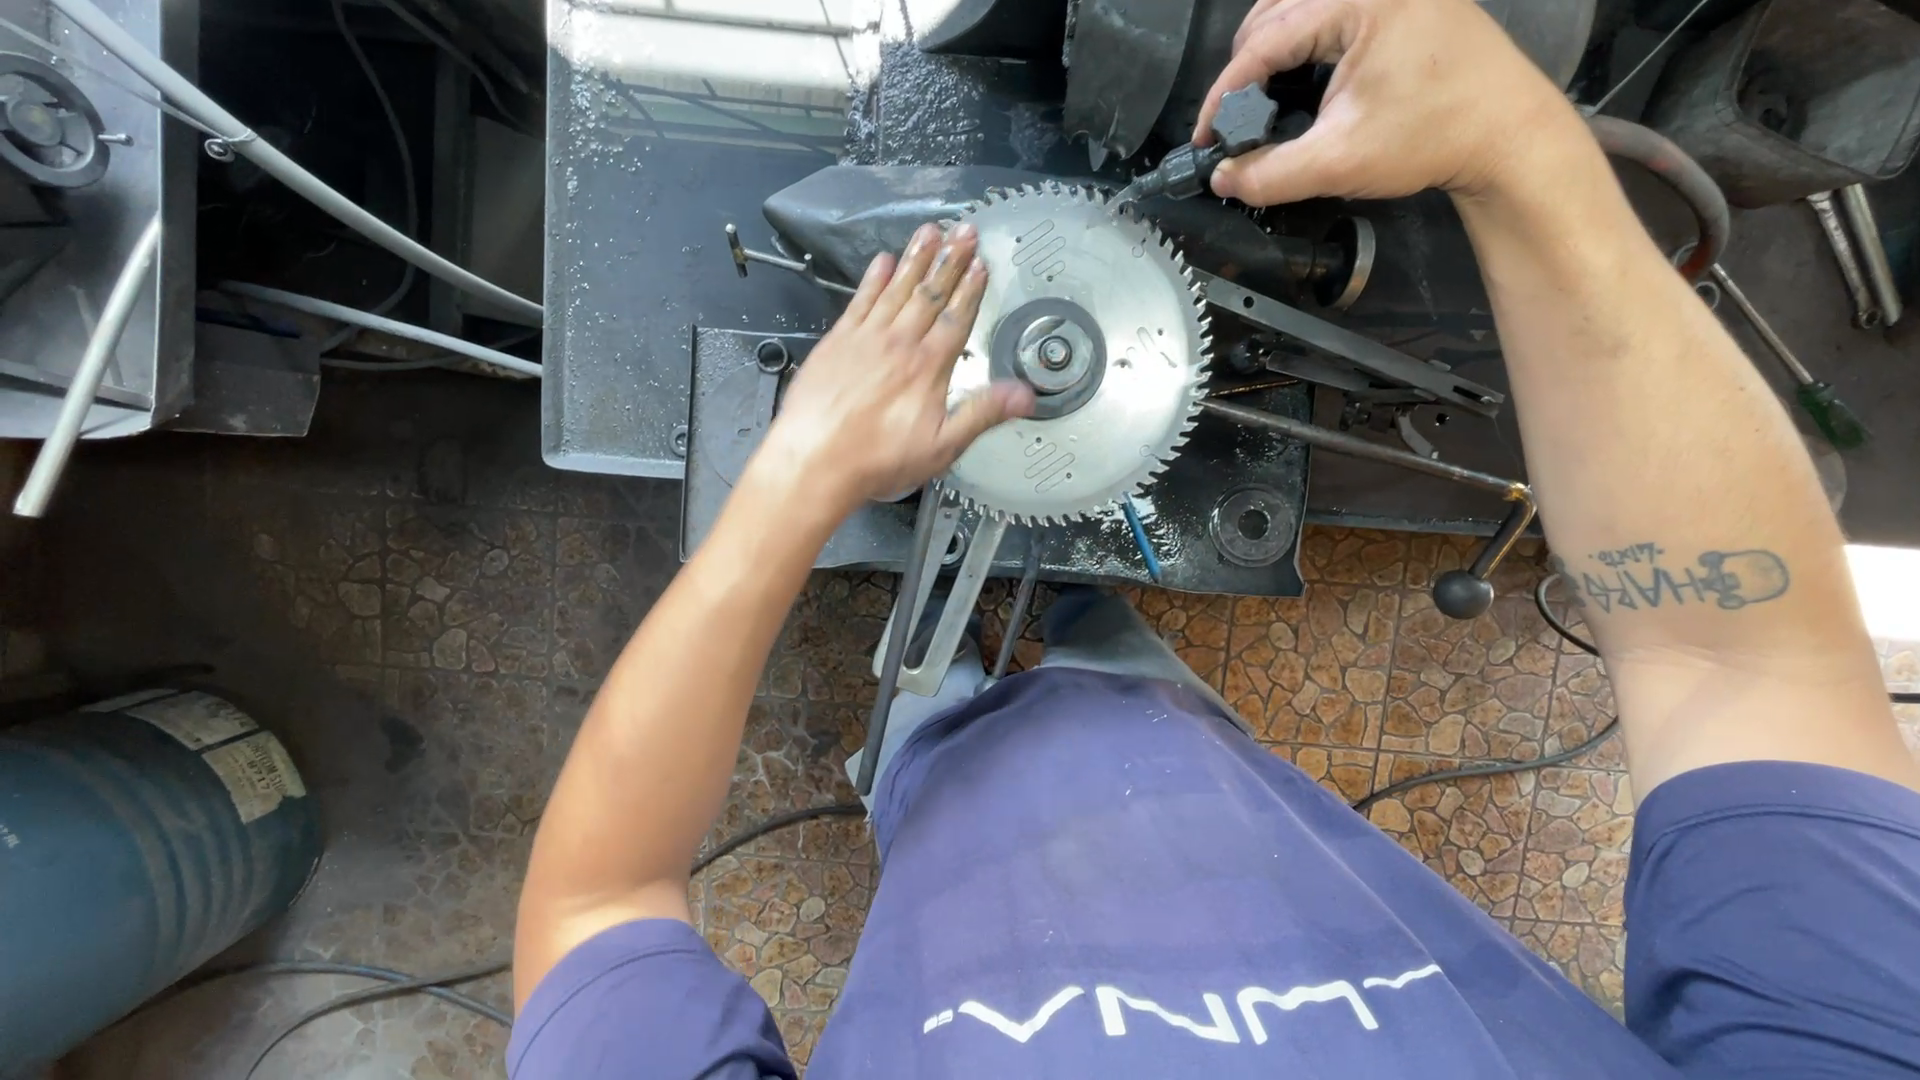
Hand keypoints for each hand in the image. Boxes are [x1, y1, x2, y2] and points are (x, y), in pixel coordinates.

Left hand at [751, 222, 1035, 515]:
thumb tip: (1025, 395)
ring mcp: (865, 339)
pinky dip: (872, 279)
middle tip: (963, 231)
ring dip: (915, 259)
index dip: (971, 289)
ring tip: (930, 232)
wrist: (815, 460)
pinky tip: (881, 261)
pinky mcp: (836, 342)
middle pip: (929, 294)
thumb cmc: (877, 459)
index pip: (956, 318)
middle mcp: (898, 343)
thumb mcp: (941, 446)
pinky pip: (859, 301)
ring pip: (896, 289)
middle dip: (949, 260)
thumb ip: (983, 414)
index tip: (981, 264)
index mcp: (928, 367)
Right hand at [1194, 0, 1580, 205]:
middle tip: (1233, 120)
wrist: (1506, 133)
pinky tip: (1295, 74)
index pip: (1263, 42)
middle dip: (1243, 68)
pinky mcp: (1399, 0)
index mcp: (1357, 1)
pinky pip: (1326, 8)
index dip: (1222, 96)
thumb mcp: (1336, 163)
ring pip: (1295, 4)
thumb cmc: (1427, 140)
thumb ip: (1268, 175)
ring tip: (1257, 98)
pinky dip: (1298, 39)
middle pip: (1273, 10)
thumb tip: (1219, 178)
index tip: (1204, 139)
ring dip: (1267, 49)